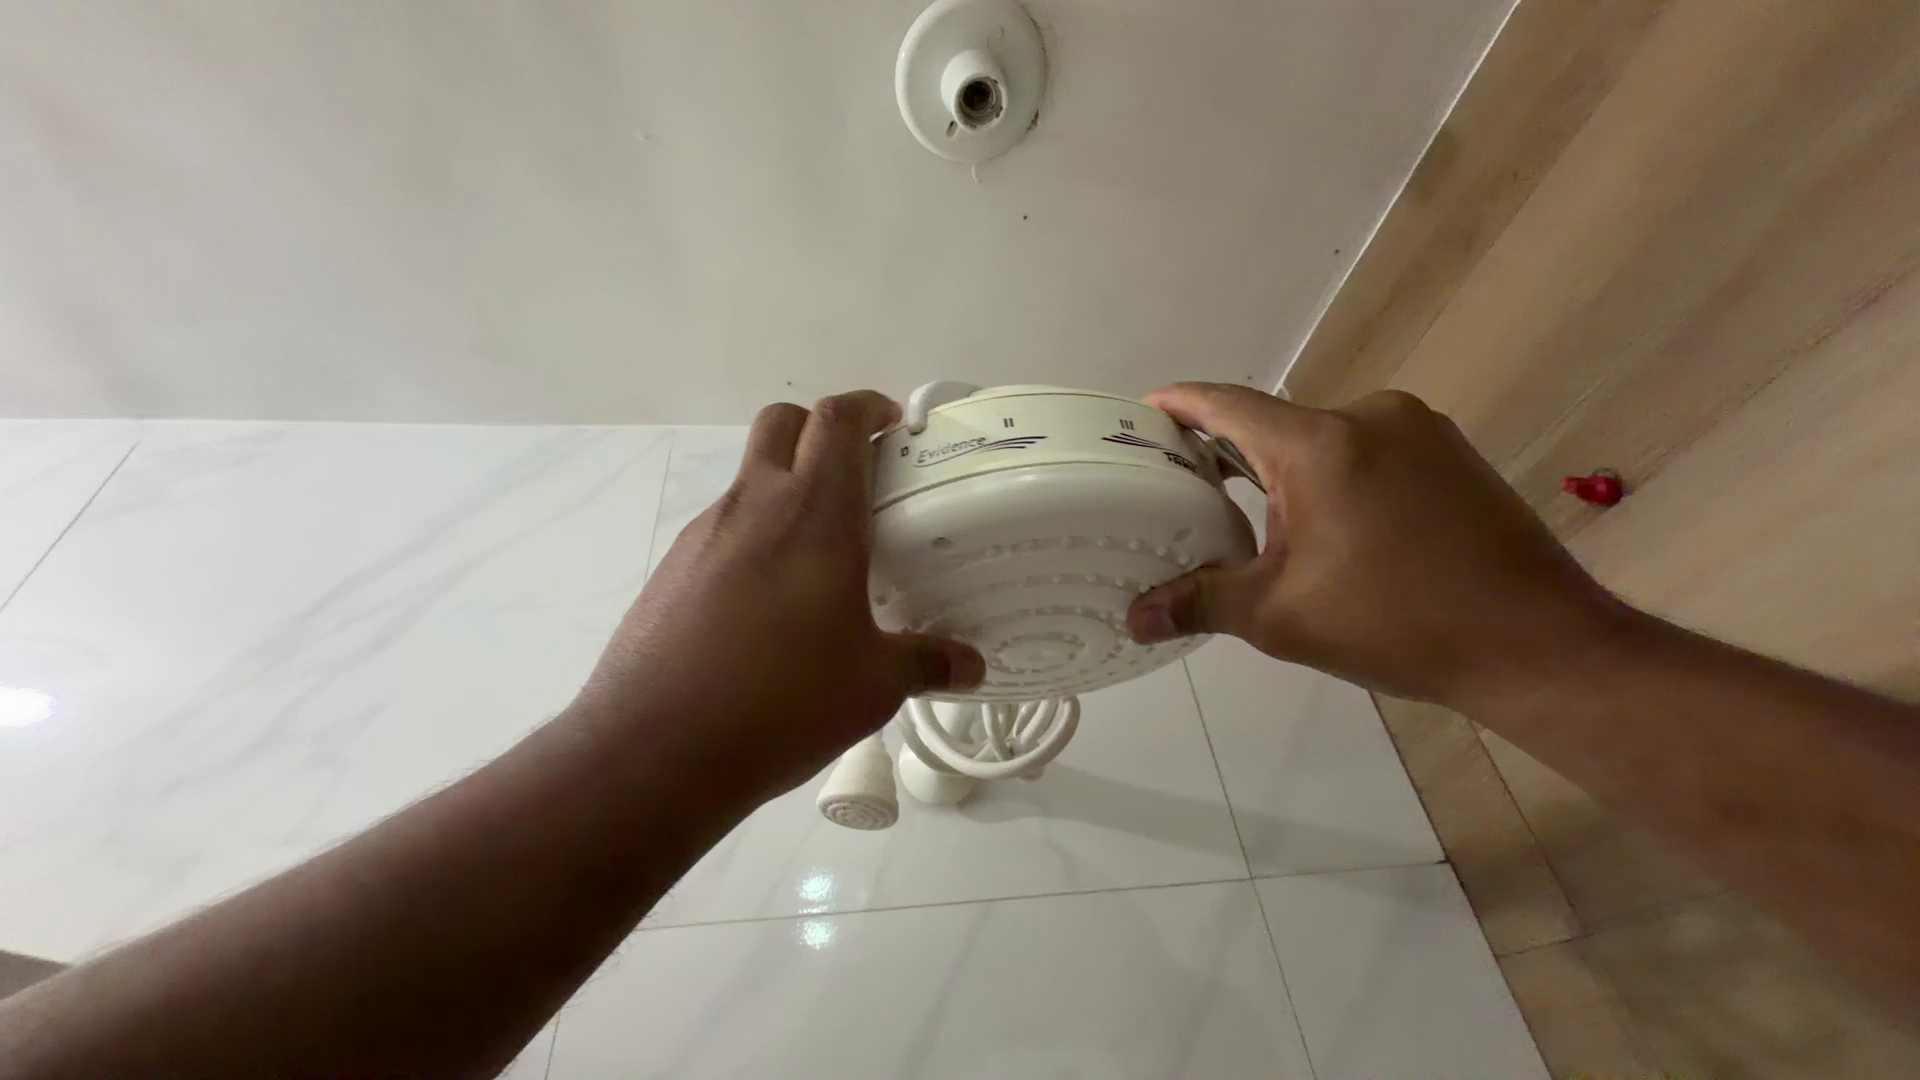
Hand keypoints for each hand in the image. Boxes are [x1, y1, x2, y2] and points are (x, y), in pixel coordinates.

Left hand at [574, 392, 984, 801]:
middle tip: (858, 475)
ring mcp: (703, 535)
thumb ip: (927, 663)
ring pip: (749, 477)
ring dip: (786, 488)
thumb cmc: (782, 701)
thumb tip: (971, 667)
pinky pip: (722, 530)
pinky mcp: (672, 571)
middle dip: (821, 429)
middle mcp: (754, 506)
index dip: (869, 407)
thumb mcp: (873, 686)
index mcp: (814, 514)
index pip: (839, 420)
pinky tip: (770, 605)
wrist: (654, 749)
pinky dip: (754, 538)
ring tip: (820, 555)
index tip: (894, 426)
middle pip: (783, 422)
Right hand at [1127, 383, 1628, 709]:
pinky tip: (1329, 527)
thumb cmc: (1395, 623)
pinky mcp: (1453, 455)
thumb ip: (1199, 603)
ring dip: (1283, 470)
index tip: (1145, 416)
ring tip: (1256, 520)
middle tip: (1187, 490)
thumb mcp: (1278, 617)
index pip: (1227, 405)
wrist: (1539, 647)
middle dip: (1227, 453)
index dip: (1180, 406)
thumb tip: (1135, 618)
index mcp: (1319, 444)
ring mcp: (1420, 430)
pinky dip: (1332, 476)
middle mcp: (1369, 416)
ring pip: (1323, 439)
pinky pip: (1368, 451)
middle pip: (1273, 423)